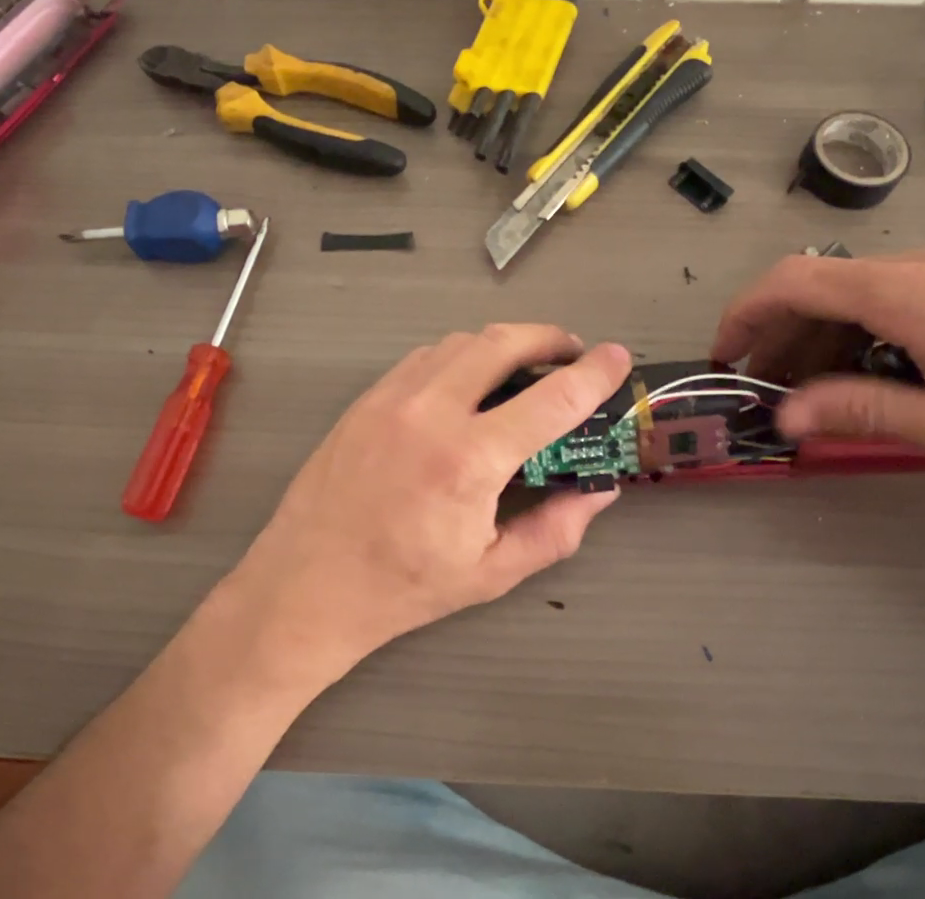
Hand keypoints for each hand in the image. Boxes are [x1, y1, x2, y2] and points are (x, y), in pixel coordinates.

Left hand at [221, 326, 631, 678]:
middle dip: (549, 337)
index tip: (618, 358)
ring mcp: (391, 399)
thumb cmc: (402, 588)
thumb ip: (554, 529)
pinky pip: (424, 357)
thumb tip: (599, 491)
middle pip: (503, 341)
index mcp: (469, 460)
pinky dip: (459, 357)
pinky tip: (468, 384)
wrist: (305, 585)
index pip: (551, 397)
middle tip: (572, 354)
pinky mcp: (365, 399)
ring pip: (460, 342)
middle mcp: (430, 413)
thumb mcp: (490, 572)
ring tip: (524, 368)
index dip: (594, 373)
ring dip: (502, 344)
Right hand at [711, 242, 924, 490]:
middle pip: (820, 283)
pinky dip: (864, 326)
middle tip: (770, 393)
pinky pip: (898, 290)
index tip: (724, 358)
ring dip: (822, 333)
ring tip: (817, 391)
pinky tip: (877, 369)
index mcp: (913, 295)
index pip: (793, 280)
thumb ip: (864, 411)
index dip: (744, 313)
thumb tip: (785, 414)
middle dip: (780, 335)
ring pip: (858, 288)